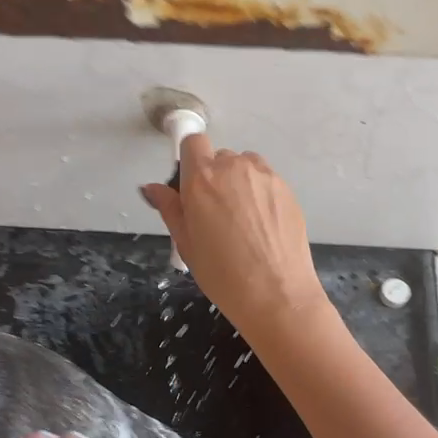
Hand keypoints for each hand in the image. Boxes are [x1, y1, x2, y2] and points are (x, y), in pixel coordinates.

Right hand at [142, 134, 328, 335]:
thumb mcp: (187, 245)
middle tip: (216, 218)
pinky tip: (262, 229)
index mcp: (202, 179)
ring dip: (239, 185)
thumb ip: (169, 209)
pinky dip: (260, 197)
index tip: (191, 186)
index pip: (192, 143)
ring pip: (245, 167)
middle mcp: (233, 167)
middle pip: (219, 158)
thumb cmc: (224, 276)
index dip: (190, 162)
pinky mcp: (286, 189)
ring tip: (242, 224)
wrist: (276, 294)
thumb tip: (152, 188)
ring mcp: (264, 176)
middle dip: (215, 180)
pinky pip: (266, 182)